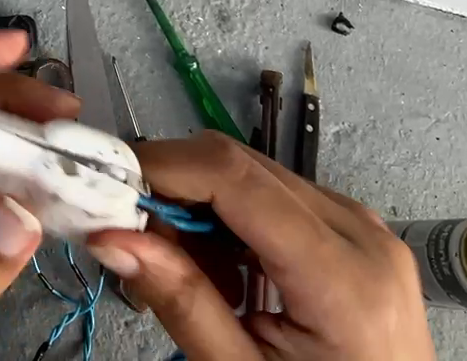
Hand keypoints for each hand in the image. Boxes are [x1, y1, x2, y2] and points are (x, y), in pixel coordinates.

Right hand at [87, 133, 433, 360]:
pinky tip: (223, 268)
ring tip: (184, 267)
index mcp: (343, 278)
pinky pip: (269, 190)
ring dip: (196, 201)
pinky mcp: (352, 226)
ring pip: (247, 170)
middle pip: (237, 163)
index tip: (105, 186)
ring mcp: (361, 223)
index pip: (234, 175)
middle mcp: (359, 230)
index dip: (161, 165)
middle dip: (170, 184)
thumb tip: (106, 237)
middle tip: (133, 235)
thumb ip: (182, 303)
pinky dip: (226, 214)